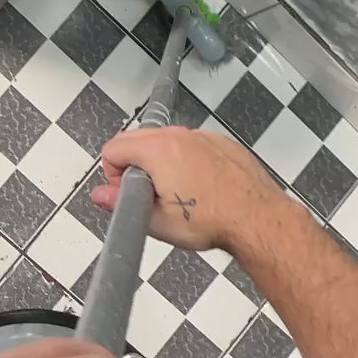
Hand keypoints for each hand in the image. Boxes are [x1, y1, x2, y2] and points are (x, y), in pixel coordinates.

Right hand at [91, 126, 276, 251]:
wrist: (258, 219)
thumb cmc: (210, 222)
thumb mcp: (157, 222)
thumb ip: (120, 204)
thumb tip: (98, 195)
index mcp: (157, 150)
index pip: (113, 149)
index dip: (112, 175)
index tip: (127, 194)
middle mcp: (178, 136)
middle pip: (135, 139)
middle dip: (132, 165)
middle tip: (147, 195)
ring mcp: (202, 136)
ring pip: (164, 141)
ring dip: (159, 162)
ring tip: (176, 193)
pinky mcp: (222, 143)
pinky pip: (190, 145)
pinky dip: (185, 160)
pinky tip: (199, 187)